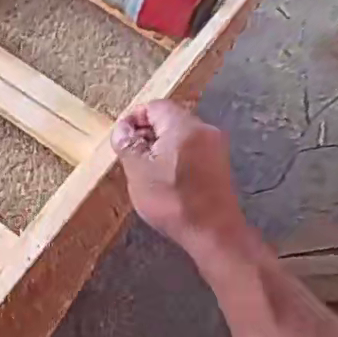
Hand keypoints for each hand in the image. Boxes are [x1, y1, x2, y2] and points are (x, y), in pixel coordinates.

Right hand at [110, 100, 253, 260]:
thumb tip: (121, 130)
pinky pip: (190, 150)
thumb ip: (128, 145)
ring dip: (158, 147)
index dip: (133, 119)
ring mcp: (214, 147)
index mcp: (184, 126)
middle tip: (128, 156)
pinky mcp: (217, 164)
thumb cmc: (171, 199)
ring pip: (179, 136)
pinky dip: (173, 158)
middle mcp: (204, 130)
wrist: (210, 229)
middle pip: (169, 119)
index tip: (120, 139)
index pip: (155, 106)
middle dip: (145, 134)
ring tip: (143, 171)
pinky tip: (163, 179)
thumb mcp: (138, 171)